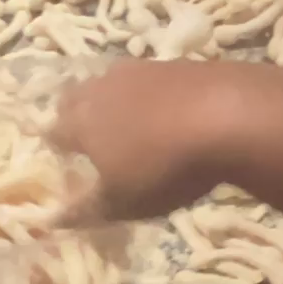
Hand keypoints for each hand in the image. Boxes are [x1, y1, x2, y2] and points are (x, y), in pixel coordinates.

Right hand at [50, 59, 260, 222]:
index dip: (57, 146)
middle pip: (75, 97)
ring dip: (112, 99)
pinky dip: (149, 94)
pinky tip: (168, 111)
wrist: (230, 116)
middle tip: (91, 137)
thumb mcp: (123, 202)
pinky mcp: (174, 62)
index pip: (54, 131)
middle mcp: (100, 89)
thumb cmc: (164, 167)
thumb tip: (52, 221)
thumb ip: (85, 211)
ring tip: (130, 122)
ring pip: (110, 82)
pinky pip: (147, 78)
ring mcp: (138, 70)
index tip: (67, 160)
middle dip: (76, 115)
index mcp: (80, 122)